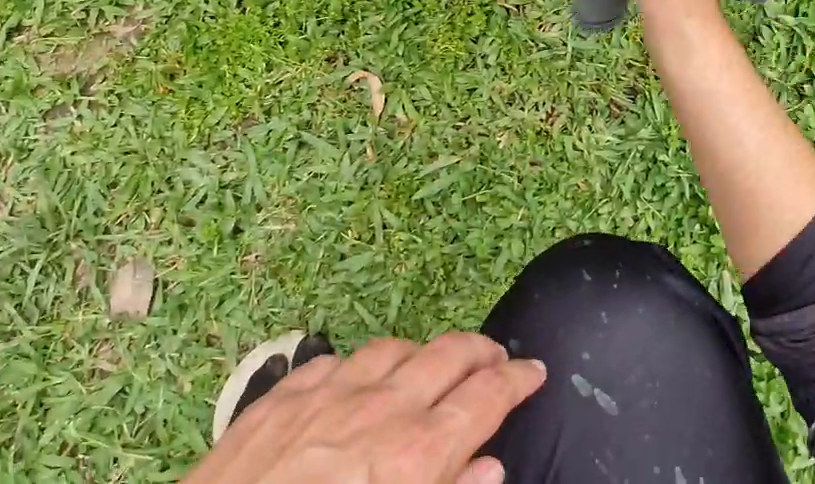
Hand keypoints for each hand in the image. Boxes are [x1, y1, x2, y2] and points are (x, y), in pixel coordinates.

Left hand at [186, 333, 546, 483]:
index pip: (486, 396)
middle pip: (449, 355)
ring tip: (432, 365)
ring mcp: (327, 395)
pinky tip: (357, 380)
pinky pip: (333, 361)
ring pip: (394, 348)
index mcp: (416, 453)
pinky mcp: (280, 398)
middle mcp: (380, 410)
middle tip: (497, 358)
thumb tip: (488, 467)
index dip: (517, 379)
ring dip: (422, 353)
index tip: (534, 371)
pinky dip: (358, 366)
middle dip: (482, 350)